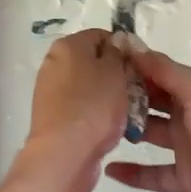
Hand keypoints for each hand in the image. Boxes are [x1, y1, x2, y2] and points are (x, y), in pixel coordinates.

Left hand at [26, 28, 130, 161]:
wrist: (63, 155)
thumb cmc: (94, 107)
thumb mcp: (115, 72)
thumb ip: (118, 53)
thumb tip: (116, 42)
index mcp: (68, 45)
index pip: (101, 36)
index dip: (124, 50)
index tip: (140, 69)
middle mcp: (54, 62)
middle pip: (93, 62)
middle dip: (116, 75)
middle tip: (136, 92)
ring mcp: (51, 90)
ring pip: (88, 87)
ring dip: (107, 97)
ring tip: (126, 115)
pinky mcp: (52, 116)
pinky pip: (79, 107)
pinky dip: (94, 114)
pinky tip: (108, 129)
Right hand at [106, 48, 190, 191]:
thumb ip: (162, 69)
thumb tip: (129, 41)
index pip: (160, 71)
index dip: (134, 65)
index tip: (102, 60)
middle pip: (154, 100)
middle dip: (128, 95)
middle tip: (93, 92)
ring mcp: (188, 146)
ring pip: (152, 133)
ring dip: (128, 130)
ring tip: (95, 124)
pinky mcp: (186, 177)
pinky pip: (155, 173)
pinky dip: (134, 173)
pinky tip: (109, 170)